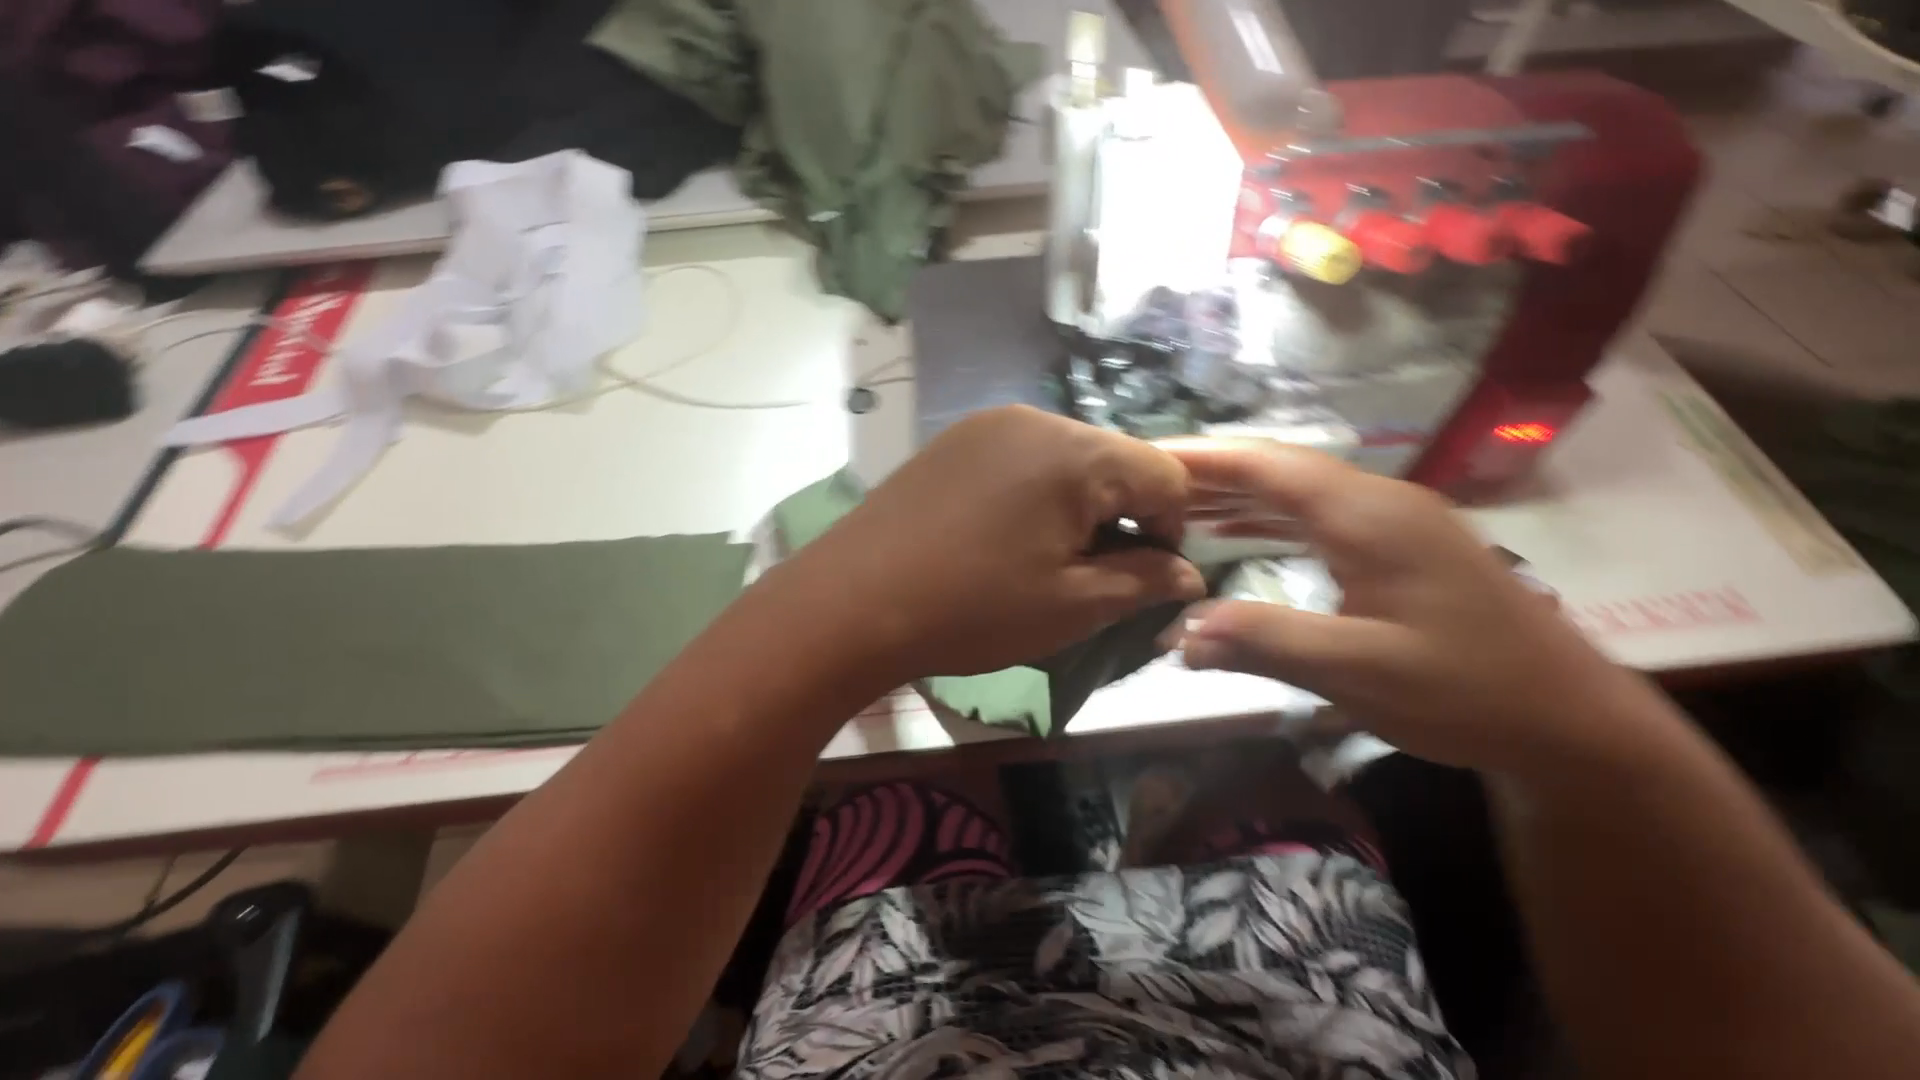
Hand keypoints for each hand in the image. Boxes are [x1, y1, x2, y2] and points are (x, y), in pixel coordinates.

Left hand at [784, 406, 1207, 680]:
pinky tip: (1003, 537)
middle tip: (1093, 574)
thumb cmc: (972, 609)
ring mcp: (986, 425)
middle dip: (1123, 515)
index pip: (1165, 474)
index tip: (1145, 577)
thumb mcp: (1072, 605)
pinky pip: (1021, 457)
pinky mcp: (952, 442)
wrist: (850, 604)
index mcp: (1075, 453)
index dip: (1171, 529)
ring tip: (1045, 558)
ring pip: (1067, 457)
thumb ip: (1142, 582)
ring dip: (1079, 504)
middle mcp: (1034, 419)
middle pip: (1115, 459)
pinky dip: (1036, 493)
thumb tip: (1187, 573)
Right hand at [1160, 439, 1662, 775]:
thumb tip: (1176, 632)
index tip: (1141, 458)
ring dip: (1237, 495)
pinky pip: (1319, 516)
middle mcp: (1379, 502)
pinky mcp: (1403, 547)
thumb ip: (1265, 641)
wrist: (1570, 718)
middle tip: (1143, 485)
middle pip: (1279, 470)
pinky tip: (1239, 533)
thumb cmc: (1465, 691)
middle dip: (1209, 474)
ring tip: (1174, 505)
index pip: (1265, 466)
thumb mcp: (1357, 672)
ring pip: (1298, 491)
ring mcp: (1395, 522)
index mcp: (1366, 516)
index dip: (1198, 459)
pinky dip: (1269, 518)